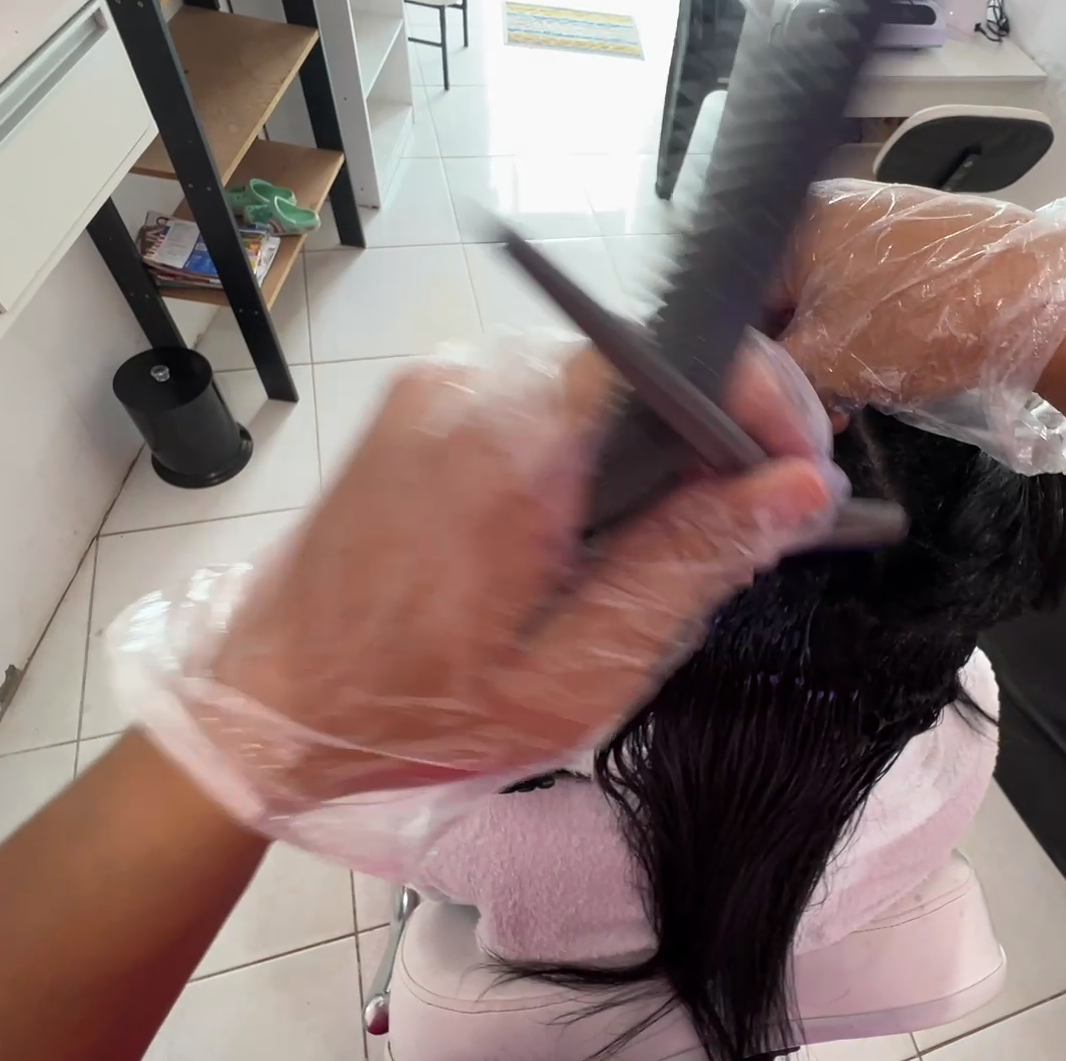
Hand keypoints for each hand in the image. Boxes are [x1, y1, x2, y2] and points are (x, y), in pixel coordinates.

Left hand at [112, 331, 846, 834]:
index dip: (762, 399)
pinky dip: (596, 444)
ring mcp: (443, 382)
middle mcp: (476, 381)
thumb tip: (797, 491)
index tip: (799, 468)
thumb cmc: (418, 710)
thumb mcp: (577, 670)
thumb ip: (690, 565)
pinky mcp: (427, 400)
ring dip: (655, 443)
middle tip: (746, 516)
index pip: (681, 355)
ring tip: (667, 532)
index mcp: (518, 443)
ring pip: (601, 382)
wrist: (266, 706)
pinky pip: (546, 397)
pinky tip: (593, 518)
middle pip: (645, 365)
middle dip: (716, 431)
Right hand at [774, 179, 1039, 406]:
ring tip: (856, 392)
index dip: (756, 363)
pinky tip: (885, 361)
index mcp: (792, 222)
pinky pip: (867, 286)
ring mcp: (879, 214)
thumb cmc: (916, 323)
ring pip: (827, 296)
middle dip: (797, 359)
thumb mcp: (825, 362)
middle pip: (785, 297)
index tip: (780, 402)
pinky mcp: (919, 232)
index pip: (741, 303)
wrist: (1039, 299)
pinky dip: (866, 327)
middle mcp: (830, 205)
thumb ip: (774, 376)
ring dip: (832, 351)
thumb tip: (760, 389)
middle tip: (821, 405)